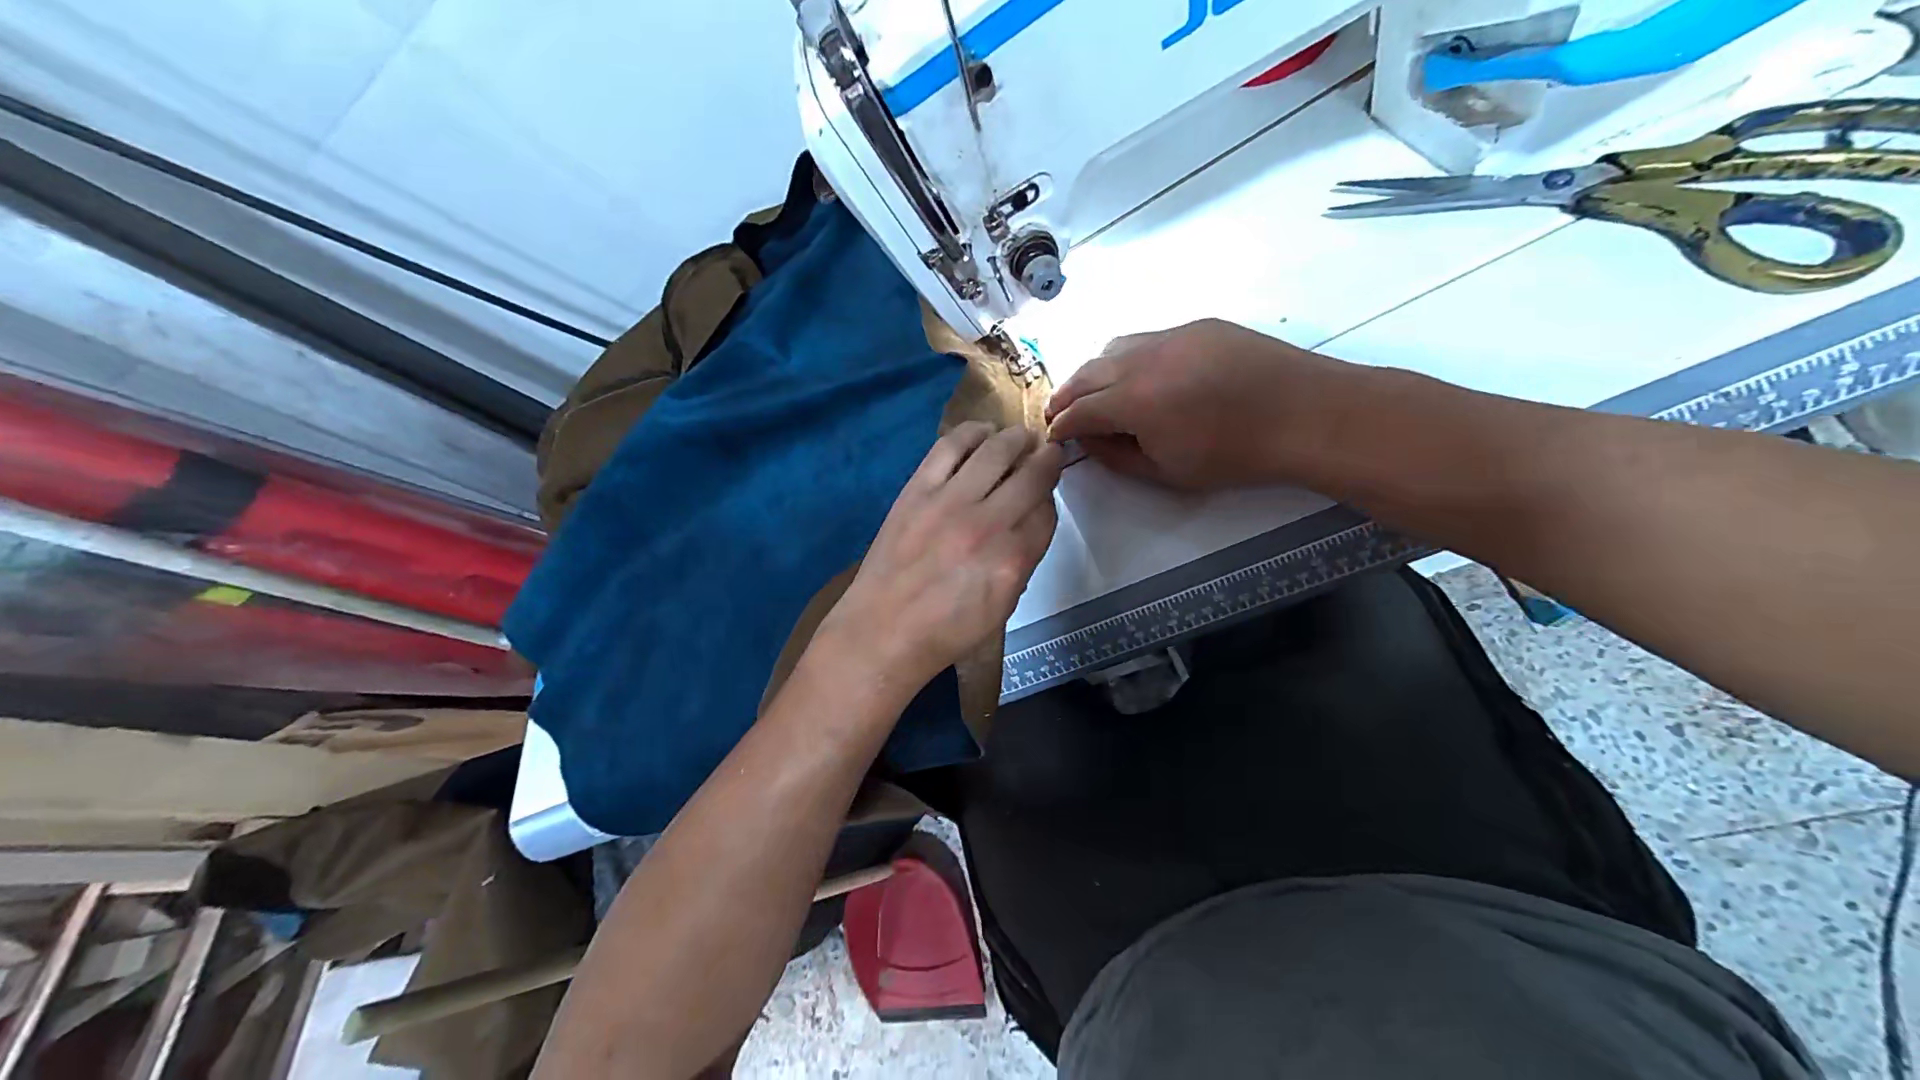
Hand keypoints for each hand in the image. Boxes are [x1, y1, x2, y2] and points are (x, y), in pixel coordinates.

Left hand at [819, 423, 1061, 689]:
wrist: (883, 630)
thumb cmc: (947, 630)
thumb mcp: (1003, 606)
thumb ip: (1023, 560)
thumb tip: (1030, 520)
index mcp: (1012, 559)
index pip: (1046, 511)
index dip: (1050, 497)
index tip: (1047, 490)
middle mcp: (987, 524)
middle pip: (1030, 475)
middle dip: (1045, 459)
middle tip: (1047, 451)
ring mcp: (949, 502)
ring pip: (995, 451)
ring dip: (1015, 438)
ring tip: (1020, 437)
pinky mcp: (917, 490)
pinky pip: (950, 447)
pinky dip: (972, 433)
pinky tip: (983, 432)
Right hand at [1046, 319, 1355, 489]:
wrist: (1306, 415)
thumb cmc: (1235, 455)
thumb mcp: (1167, 471)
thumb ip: (1117, 456)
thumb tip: (1088, 439)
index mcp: (1134, 400)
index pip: (1080, 410)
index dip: (1062, 425)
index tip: (1054, 435)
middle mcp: (1144, 359)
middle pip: (1088, 372)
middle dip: (1068, 394)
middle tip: (1060, 412)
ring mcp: (1172, 336)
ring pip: (1115, 348)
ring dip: (1095, 371)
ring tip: (1094, 390)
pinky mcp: (1198, 326)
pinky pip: (1148, 338)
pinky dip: (1129, 357)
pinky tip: (1141, 375)